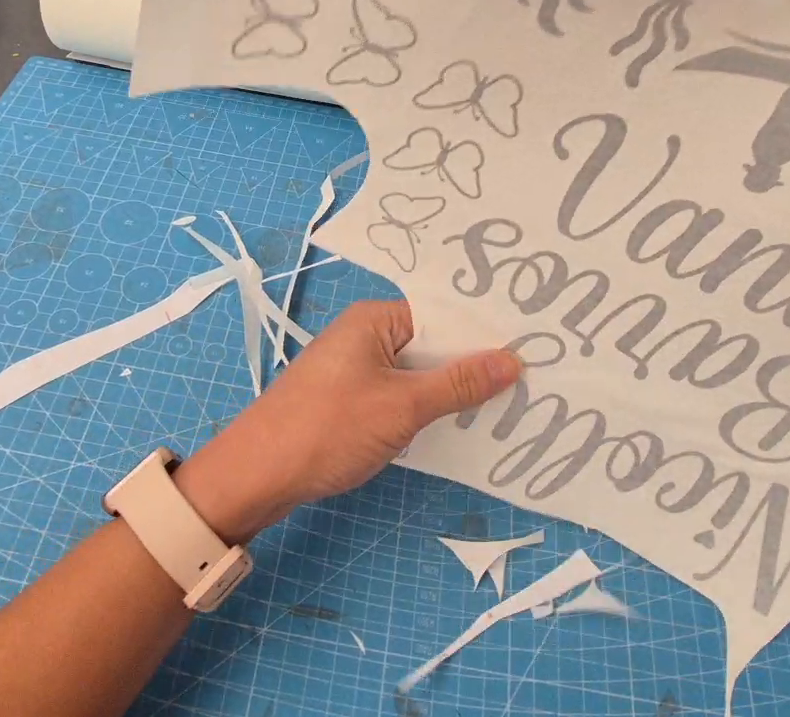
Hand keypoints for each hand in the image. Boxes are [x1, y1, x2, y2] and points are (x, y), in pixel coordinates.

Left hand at [174, 301, 519, 542]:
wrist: (259, 474)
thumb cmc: (330, 427)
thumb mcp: (402, 405)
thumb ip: (459, 383)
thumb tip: (513, 359)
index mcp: (374, 320)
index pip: (441, 316)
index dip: (482, 333)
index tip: (529, 347)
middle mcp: (365, 336)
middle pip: (431, 344)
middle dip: (472, 364)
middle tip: (530, 379)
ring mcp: (356, 369)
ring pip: (417, 373)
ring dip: (451, 390)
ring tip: (506, 403)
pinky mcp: (350, 400)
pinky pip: (400, 394)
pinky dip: (426, 407)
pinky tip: (460, 425)